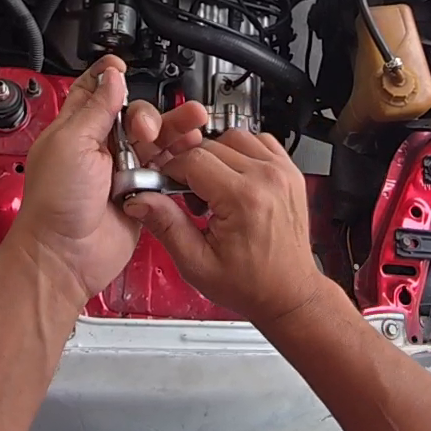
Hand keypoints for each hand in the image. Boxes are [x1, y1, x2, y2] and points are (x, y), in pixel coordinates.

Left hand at [6, 57, 208, 300]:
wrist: (66, 255)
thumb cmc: (54, 203)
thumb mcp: (72, 144)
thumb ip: (96, 108)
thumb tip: (111, 75)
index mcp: (77, 127)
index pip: (95, 90)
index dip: (110, 76)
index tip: (123, 65)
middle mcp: (102, 146)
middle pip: (135, 114)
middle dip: (148, 114)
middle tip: (145, 129)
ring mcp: (123, 169)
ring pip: (156, 139)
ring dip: (175, 128)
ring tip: (194, 119)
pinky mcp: (142, 192)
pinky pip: (166, 169)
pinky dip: (180, 158)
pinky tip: (192, 149)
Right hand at [120, 127, 330, 329]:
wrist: (290, 293)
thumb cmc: (251, 285)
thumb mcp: (197, 263)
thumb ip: (166, 226)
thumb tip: (140, 199)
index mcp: (243, 199)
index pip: (193, 159)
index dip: (172, 170)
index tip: (166, 185)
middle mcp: (266, 178)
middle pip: (210, 145)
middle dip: (191, 166)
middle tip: (190, 197)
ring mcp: (281, 171)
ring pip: (233, 136)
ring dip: (216, 155)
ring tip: (214, 188)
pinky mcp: (288, 170)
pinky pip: (258, 140)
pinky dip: (241, 151)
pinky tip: (234, 177)